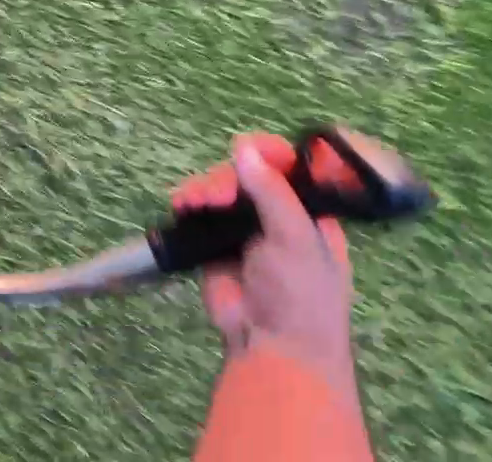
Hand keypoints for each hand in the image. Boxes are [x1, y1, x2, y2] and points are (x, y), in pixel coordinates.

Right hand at [172, 133, 357, 400]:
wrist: (271, 343)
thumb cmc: (300, 295)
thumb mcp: (295, 240)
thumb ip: (272, 193)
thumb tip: (244, 148)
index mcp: (312, 215)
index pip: (293, 169)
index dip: (271, 154)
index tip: (245, 148)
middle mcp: (279, 216)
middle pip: (246, 175)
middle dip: (224, 178)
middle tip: (211, 196)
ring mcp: (245, 229)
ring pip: (218, 189)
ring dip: (201, 189)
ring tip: (188, 203)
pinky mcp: (214, 240)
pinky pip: (199, 210)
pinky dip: (187, 203)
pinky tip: (180, 206)